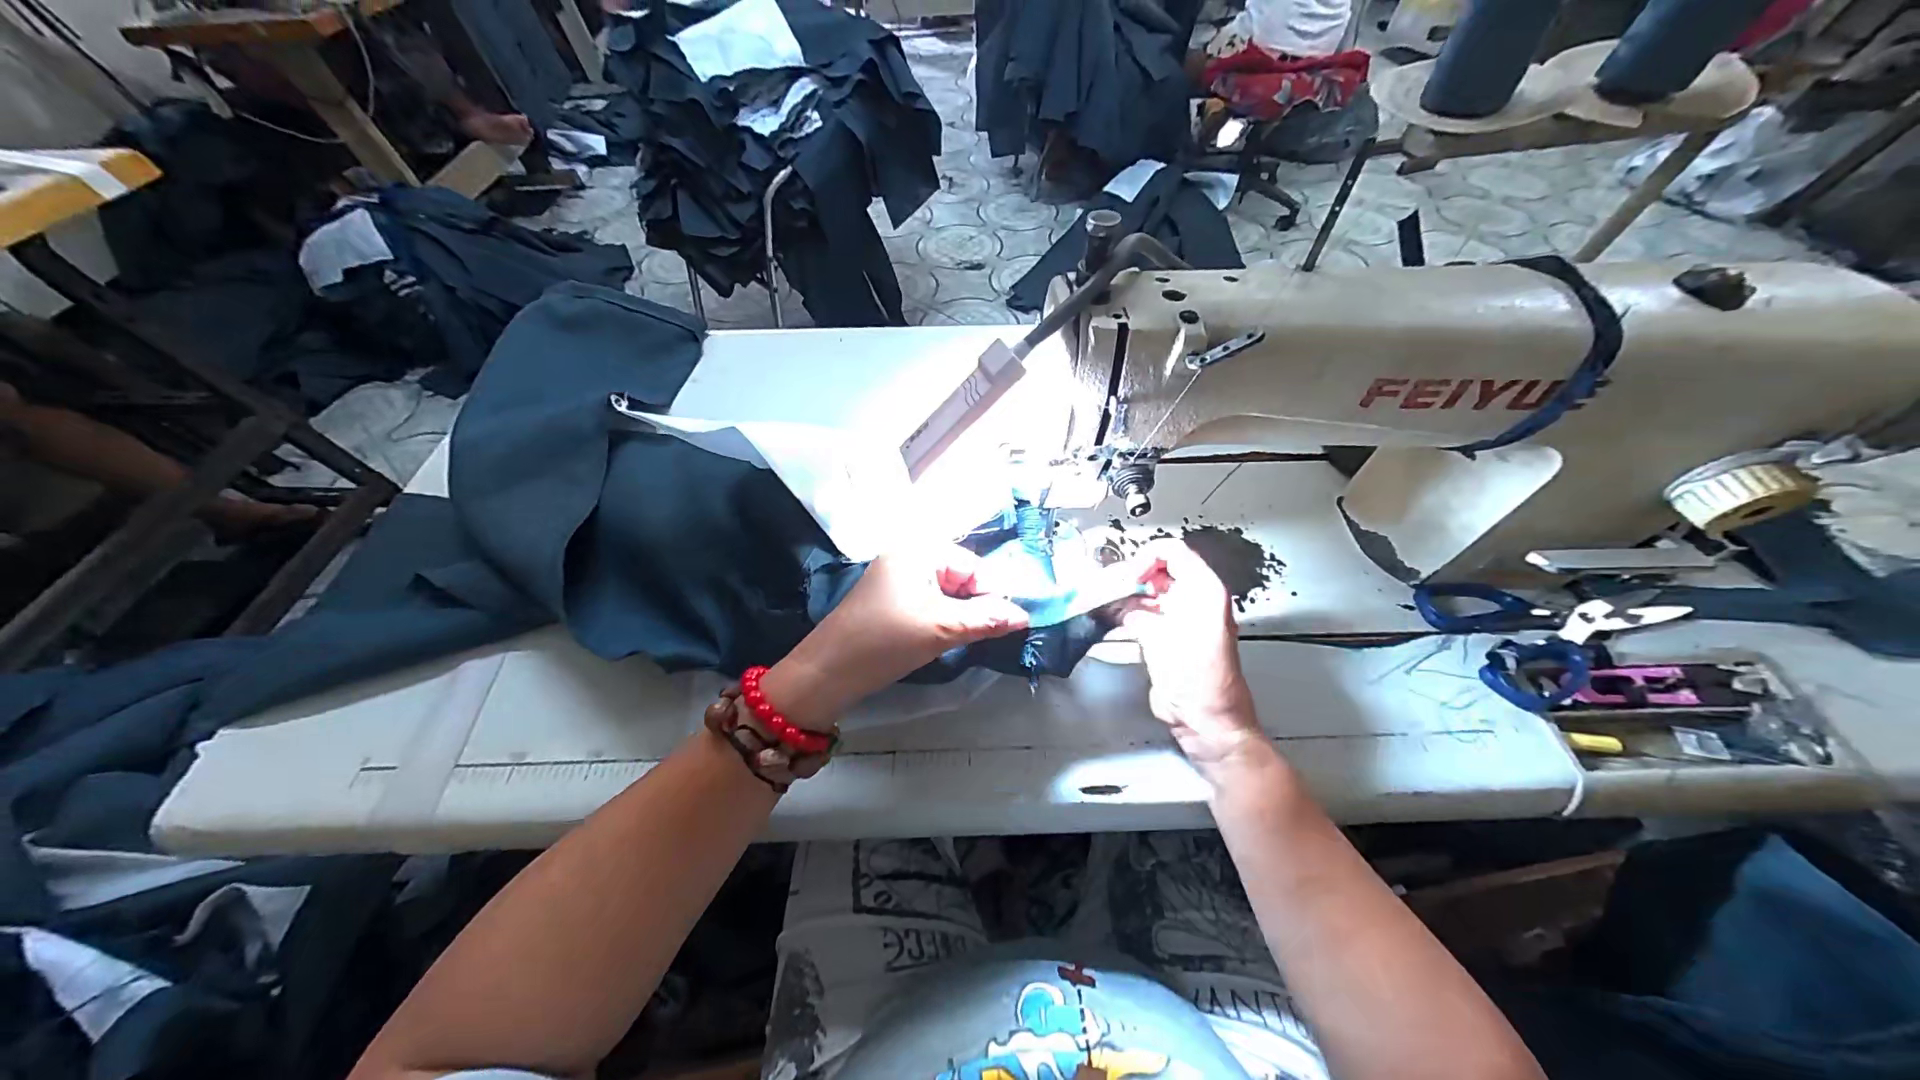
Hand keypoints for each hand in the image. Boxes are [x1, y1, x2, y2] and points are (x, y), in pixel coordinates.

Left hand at [761, 546, 1029, 729]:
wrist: (827, 672)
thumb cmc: (886, 642)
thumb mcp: (942, 629)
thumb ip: (986, 619)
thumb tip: (1024, 615)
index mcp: (917, 549)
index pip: (972, 566)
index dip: (990, 595)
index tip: (1004, 626)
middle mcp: (906, 555)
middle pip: (959, 576)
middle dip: (973, 606)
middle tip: (977, 636)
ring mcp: (894, 578)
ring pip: (944, 593)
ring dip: (956, 616)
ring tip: (954, 640)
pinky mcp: (887, 600)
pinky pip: (926, 602)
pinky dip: (938, 620)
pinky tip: (935, 640)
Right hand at [1115, 539, 1265, 769]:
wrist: (1206, 722)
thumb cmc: (1200, 683)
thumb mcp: (1162, 639)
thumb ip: (1137, 612)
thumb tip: (1117, 602)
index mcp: (1205, 592)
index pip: (1172, 552)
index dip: (1145, 558)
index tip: (1126, 576)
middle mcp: (1196, 601)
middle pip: (1158, 570)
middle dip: (1130, 575)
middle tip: (1107, 587)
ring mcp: (1182, 619)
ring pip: (1148, 592)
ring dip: (1124, 594)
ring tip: (1101, 600)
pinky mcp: (1169, 637)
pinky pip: (1145, 613)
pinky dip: (1126, 612)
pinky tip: (1108, 617)